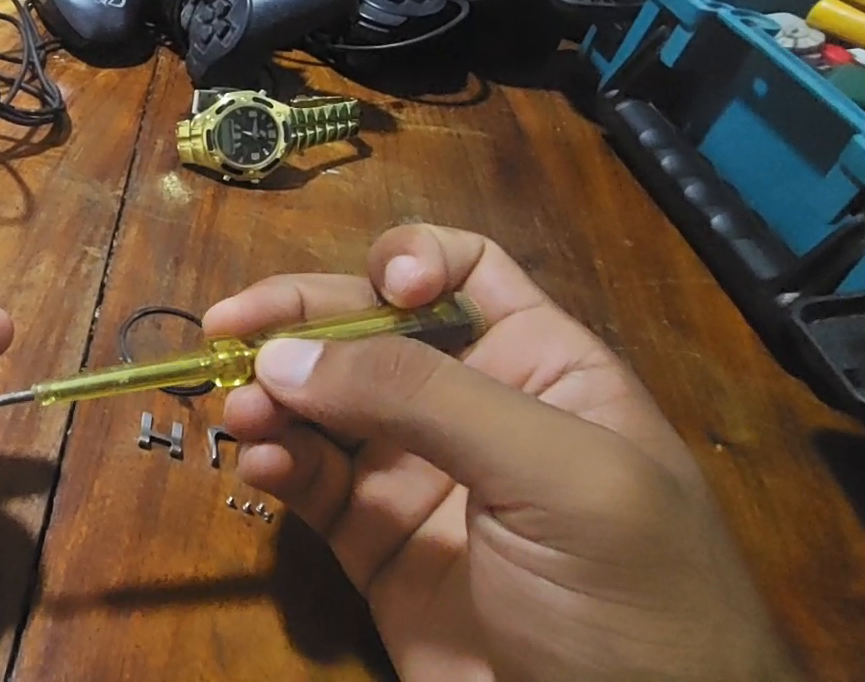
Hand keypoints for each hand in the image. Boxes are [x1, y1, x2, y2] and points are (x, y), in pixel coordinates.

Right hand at [204, 225, 792, 681]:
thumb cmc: (638, 605)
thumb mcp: (560, 478)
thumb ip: (423, 396)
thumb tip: (281, 357)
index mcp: (534, 365)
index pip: (464, 270)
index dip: (411, 259)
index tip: (379, 288)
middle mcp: (461, 400)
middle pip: (358, 323)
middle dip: (294, 319)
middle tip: (226, 329)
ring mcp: (406, 465)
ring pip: (314, 394)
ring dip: (268, 394)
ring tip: (242, 415)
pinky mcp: (364, 528)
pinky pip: (303, 471)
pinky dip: (275, 460)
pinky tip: (265, 469)